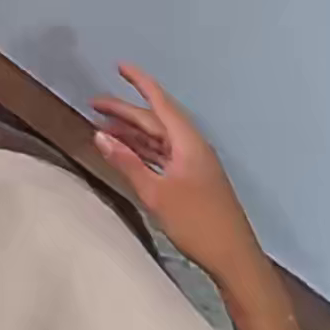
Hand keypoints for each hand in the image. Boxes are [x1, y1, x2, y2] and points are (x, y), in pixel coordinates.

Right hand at [91, 64, 265, 284]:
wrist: (236, 263)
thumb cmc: (197, 224)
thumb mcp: (155, 193)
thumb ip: (126, 162)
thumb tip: (99, 134)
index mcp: (188, 144)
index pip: (160, 103)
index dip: (140, 82)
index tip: (120, 66)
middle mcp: (192, 148)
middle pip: (154, 121)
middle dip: (124, 111)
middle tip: (93, 104)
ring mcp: (193, 164)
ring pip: (156, 138)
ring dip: (130, 131)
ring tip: (102, 127)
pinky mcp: (192, 180)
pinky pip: (161, 154)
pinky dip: (140, 149)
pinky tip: (123, 151)